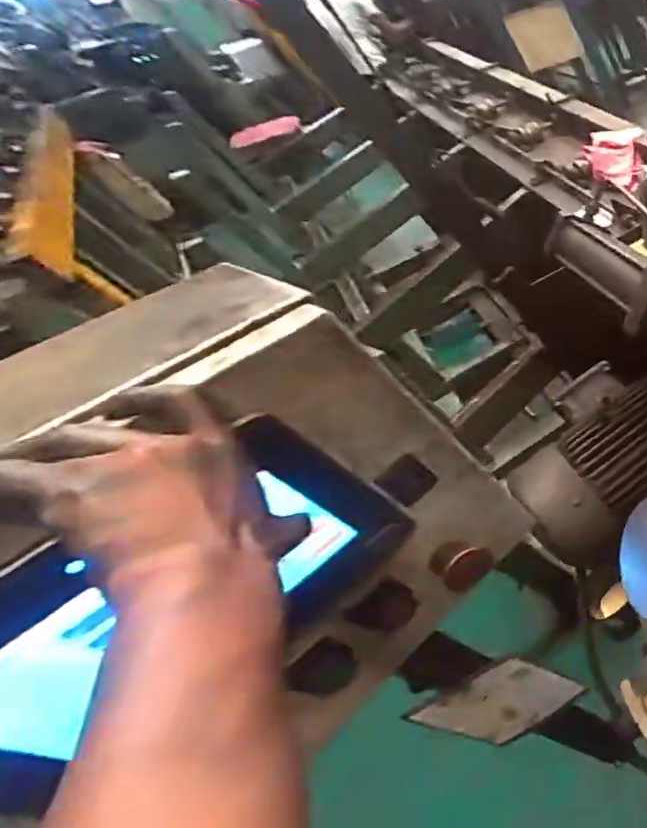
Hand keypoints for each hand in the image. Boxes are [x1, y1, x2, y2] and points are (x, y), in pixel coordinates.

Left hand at [0, 387, 307, 605]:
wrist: (196, 569)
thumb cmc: (241, 549)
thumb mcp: (270, 529)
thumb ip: (280, 522)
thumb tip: (297, 526)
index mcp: (218, 445)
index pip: (182, 400)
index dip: (145, 397)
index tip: (120, 404)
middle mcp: (163, 444)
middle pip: (98, 428)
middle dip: (70, 439)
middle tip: (51, 455)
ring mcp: (112, 464)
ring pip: (48, 450)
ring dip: (28, 461)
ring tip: (11, 476)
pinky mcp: (65, 489)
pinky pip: (9, 477)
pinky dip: (0, 483)